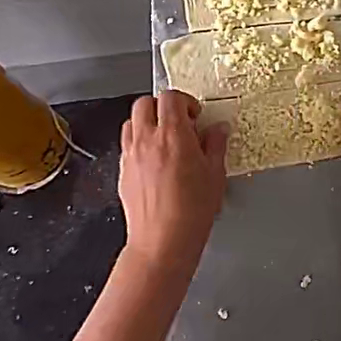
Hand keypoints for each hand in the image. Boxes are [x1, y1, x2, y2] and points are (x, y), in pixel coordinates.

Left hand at [118, 90, 227, 274]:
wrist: (162, 243)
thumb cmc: (190, 212)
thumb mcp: (215, 175)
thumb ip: (216, 145)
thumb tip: (218, 130)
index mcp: (173, 135)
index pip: (171, 97)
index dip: (184, 101)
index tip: (194, 115)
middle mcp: (148, 139)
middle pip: (145, 102)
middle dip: (162, 106)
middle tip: (178, 121)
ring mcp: (131, 154)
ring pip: (132, 121)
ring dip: (147, 122)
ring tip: (164, 138)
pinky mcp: (123, 171)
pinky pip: (127, 144)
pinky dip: (139, 143)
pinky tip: (154, 160)